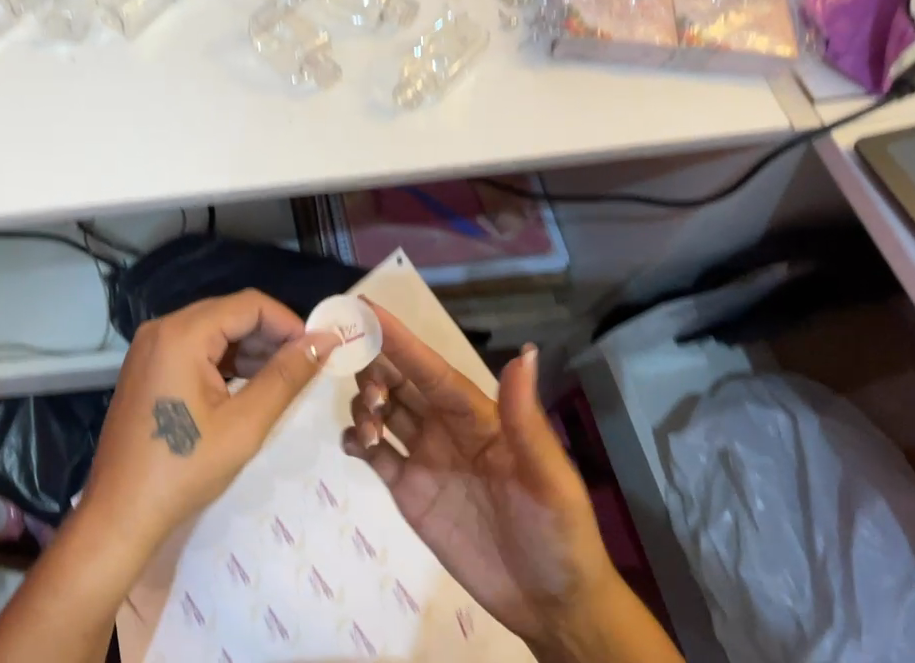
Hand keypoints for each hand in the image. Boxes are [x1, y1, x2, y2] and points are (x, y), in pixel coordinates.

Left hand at [79, 291, 342, 558]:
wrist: (121, 511)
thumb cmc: (184, 468)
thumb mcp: (244, 424)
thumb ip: (286, 377)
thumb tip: (326, 341)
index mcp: (181, 334)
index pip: (248, 304)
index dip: (288, 322)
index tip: (317, 352)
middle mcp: (161, 329)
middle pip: (229, 313)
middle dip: (270, 335)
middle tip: (304, 369)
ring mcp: (150, 348)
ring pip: (212, 330)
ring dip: (249, 349)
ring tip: (282, 381)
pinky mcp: (147, 367)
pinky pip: (193, 348)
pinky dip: (224, 361)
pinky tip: (248, 387)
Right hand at [342, 304, 616, 645]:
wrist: (552, 604)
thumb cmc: (559, 535)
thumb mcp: (549, 479)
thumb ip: (525, 419)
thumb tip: (524, 353)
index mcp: (478, 416)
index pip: (431, 369)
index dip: (399, 339)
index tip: (365, 311)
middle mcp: (446, 427)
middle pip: (398, 381)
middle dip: (374, 371)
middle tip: (369, 389)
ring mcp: (423, 457)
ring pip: (380, 411)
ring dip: (364, 406)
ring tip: (370, 430)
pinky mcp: (407, 489)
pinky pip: (371, 454)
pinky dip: (355, 441)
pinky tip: (355, 446)